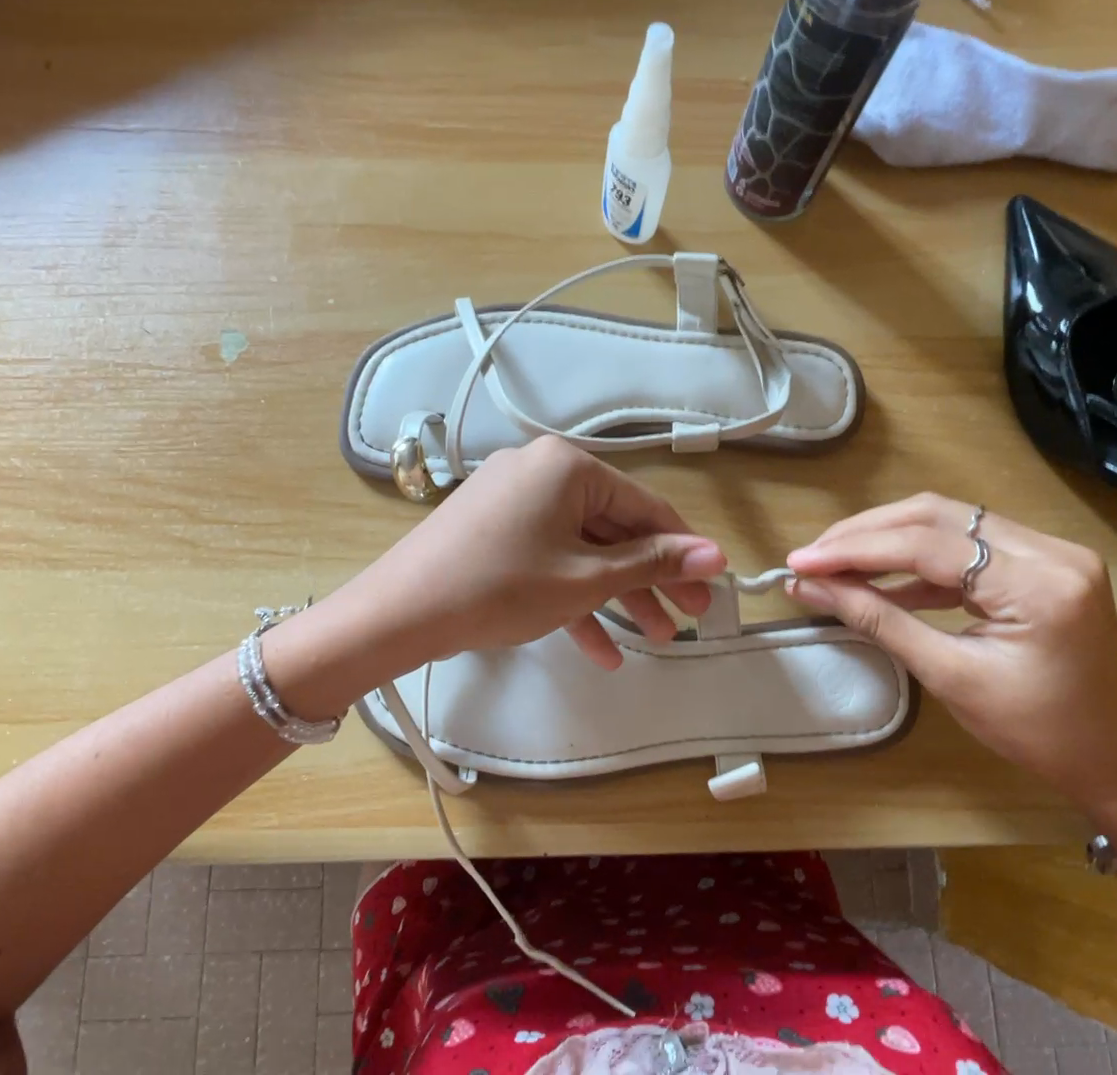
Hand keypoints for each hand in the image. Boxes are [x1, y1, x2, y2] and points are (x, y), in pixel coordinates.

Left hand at [321, 437, 728, 675]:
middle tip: (688, 621)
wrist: (399, 612)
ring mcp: (513, 500)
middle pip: (614, 528)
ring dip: (615, 595)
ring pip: (581, 548)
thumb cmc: (500, 588)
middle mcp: (541, 471)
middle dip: (651, 580)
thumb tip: (718, 555)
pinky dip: (571, 596)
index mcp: (568, 466)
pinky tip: (599, 650)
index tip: (711, 591)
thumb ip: (652, 564)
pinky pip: (546, 558)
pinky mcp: (492, 530)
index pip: (646, 507)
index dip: (683, 552)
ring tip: (653, 640)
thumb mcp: (585, 579)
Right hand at [784, 493, 1116, 812]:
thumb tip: (810, 589)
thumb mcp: (949, 677)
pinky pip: (966, 545)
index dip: (856, 549)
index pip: (928, 545)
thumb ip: (879, 622)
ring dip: (887, 539)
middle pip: (937, 516)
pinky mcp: (1042, 563)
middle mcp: (1052, 550)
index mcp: (1040, 583)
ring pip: (949, 522)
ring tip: (833, 563)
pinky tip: (877, 578)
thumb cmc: (1034, 730)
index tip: (799, 563)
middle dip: (866, 533)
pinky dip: (917, 559)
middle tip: (811, 556)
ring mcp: (1051, 551)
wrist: (1110, 756)